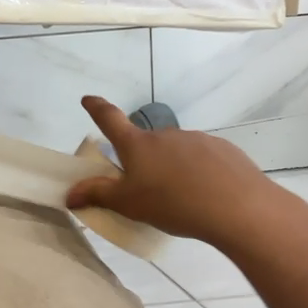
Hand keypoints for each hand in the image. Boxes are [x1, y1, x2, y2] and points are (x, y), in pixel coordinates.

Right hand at [66, 96, 298, 248]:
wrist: (238, 208)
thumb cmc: (173, 204)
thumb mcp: (129, 204)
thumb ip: (98, 195)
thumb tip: (69, 195)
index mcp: (137, 145)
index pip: (109, 119)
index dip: (97, 108)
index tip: (89, 99)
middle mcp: (164, 134)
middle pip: (146, 143)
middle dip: (144, 160)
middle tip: (149, 189)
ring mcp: (196, 139)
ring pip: (176, 152)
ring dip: (174, 167)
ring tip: (183, 197)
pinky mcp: (223, 149)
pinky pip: (204, 158)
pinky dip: (200, 171)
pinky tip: (208, 194)